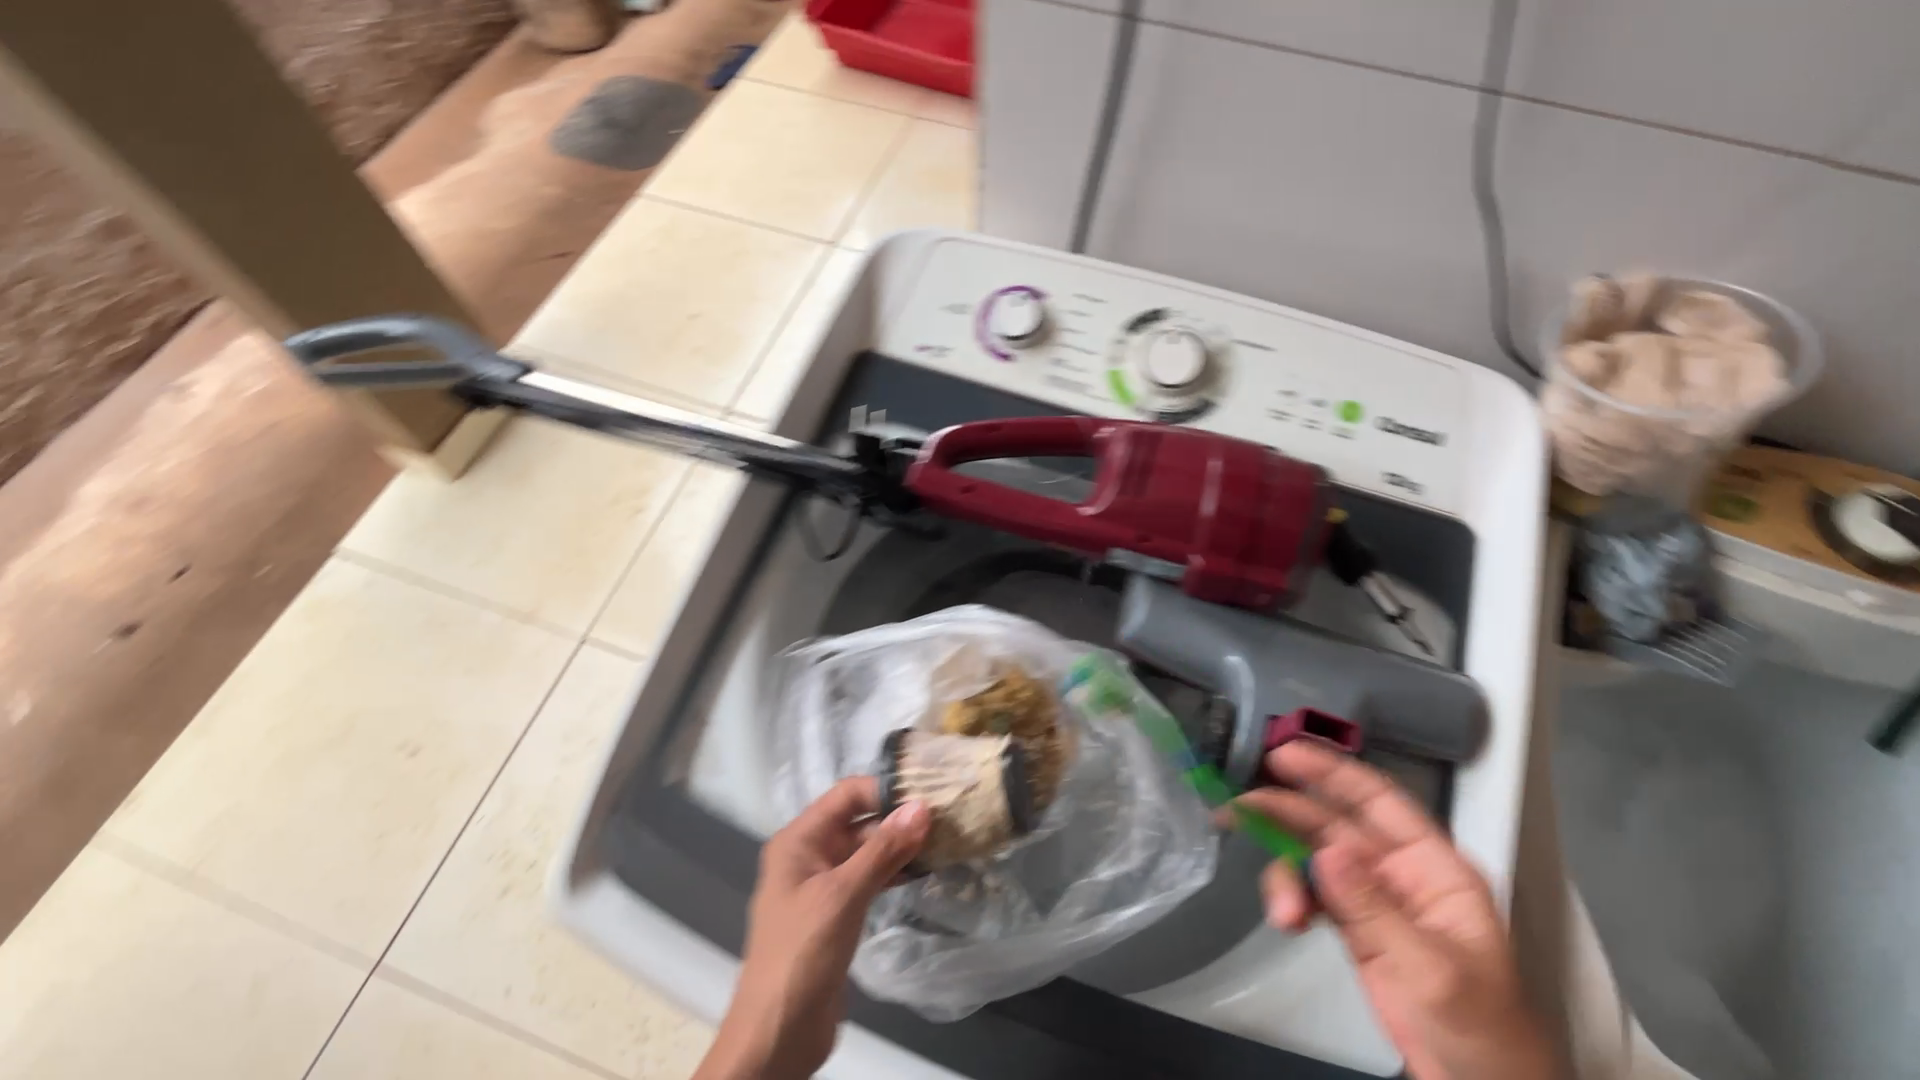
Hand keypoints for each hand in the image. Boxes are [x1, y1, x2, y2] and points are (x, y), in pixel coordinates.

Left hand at [695, 777, 929, 1079]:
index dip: (885, 789)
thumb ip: (883, 849)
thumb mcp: (843, 894)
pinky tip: (925, 871)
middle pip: (858, 822)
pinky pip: (868, 881)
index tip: (930, 792)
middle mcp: (809, 855)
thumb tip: (921, 806)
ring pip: (866, 853)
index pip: (846, 795)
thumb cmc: (802, 951)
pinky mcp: (836, 914)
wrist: (777, 1031)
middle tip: (948, 817)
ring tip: (946, 840)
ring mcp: (822, 886)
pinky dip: (894, 873)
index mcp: (798, 840)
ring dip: (901, 847)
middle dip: (899, 819)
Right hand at [1232, 741, 1556, 1079]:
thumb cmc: (1479, 1029)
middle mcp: (1401, 872)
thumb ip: (1374, 908)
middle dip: (1287, 816)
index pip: (1379, 803)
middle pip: (1334, 824)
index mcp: (1434, 868)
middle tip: (1236, 810)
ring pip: (1314, 860)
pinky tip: (1286, 920)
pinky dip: (1292, 900)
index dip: (1331, 773)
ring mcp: (1376, 899)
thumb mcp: (1430, 970)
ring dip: (1287, 874)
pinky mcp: (1356, 928)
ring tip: (1282, 914)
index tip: (1282, 755)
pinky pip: (1312, 894)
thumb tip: (1325, 849)